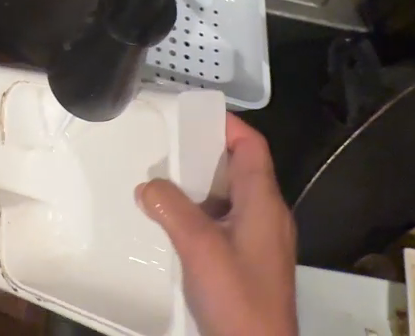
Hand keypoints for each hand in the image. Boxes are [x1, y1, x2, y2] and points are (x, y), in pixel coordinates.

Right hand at [138, 115, 296, 335]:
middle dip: (202, 150)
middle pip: (239, 167)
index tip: (188, 112)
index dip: (225, 123)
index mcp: (264, 203)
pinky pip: (222, 220)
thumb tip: (147, 186)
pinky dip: (197, 210)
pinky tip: (169, 219)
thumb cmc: (239, 301)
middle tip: (163, 141)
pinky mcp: (248, 264)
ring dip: (196, 182)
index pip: (252, 146)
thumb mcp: (200, 247)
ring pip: (228, 195)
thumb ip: (171, 207)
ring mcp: (259, 243)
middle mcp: (267, 217)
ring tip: (159, 175)